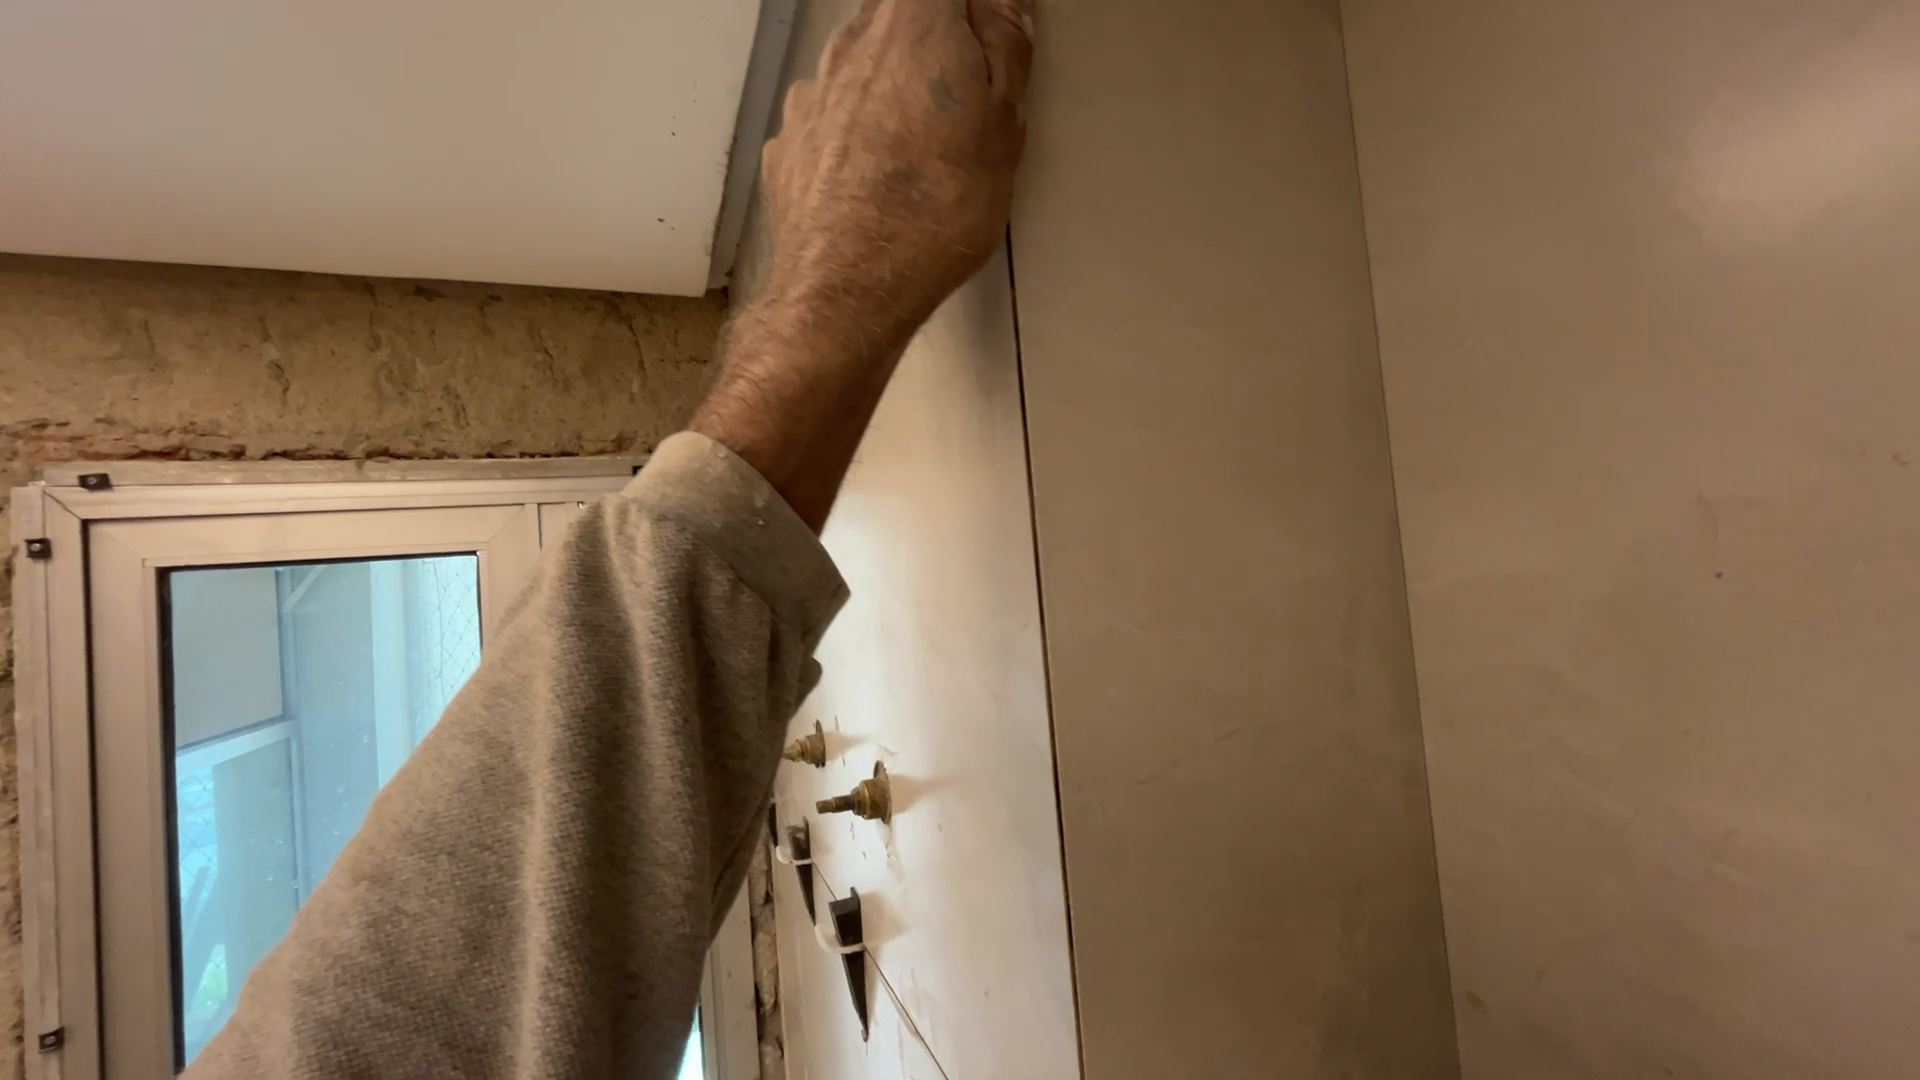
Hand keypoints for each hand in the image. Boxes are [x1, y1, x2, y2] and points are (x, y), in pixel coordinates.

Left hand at [688, 0, 1035, 530]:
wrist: (848, 293)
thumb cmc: (930, 216)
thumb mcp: (1004, 129)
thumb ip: (1007, 48)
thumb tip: (1004, 8)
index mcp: (917, 21)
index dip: (979, 14)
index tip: (994, 35)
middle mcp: (853, 43)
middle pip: (903, 16)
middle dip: (937, 46)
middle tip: (965, 104)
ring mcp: (811, 95)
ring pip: (862, 69)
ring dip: (893, 92)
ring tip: (920, 155)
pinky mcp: (790, 146)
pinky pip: (832, 121)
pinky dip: (855, 137)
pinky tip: (876, 181)